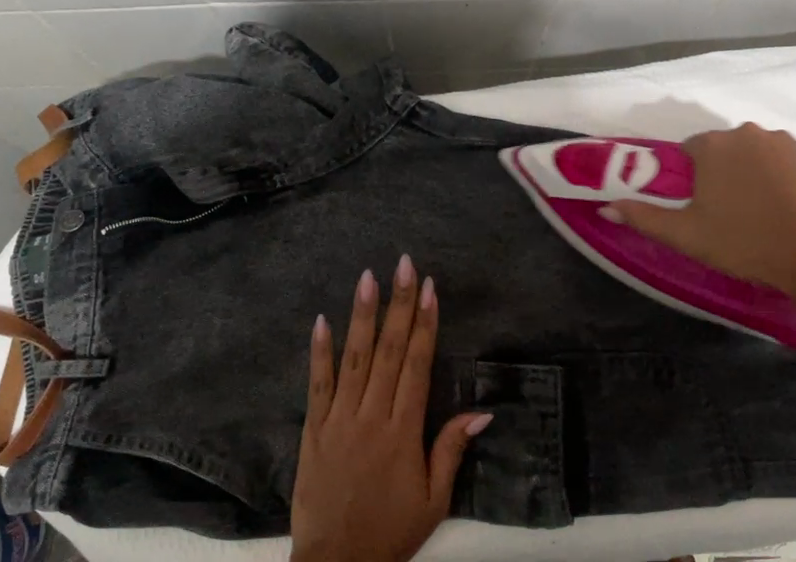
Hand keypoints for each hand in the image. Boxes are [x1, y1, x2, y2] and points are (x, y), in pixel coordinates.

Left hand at [291, 257, 491, 561]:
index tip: (429, 288)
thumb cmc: (390, 531)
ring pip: (353, 359)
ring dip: (362, 316)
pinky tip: (321, 320)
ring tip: (368, 277)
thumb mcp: (434, 500)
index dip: (424, 324)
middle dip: (398, 305)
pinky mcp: (313, 429)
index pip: (416, 366)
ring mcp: (339, 420)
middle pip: (387, 352)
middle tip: (403, 264)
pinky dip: (319, 352)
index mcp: (404, 432)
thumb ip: (452, 449)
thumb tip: (483, 410)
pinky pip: (317, 384)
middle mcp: (372, 417)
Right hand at [610, 124, 795, 307]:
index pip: (689, 151)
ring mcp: (787, 142)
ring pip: (759, 156)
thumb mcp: (687, 235)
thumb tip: (605, 206)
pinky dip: (785, 183)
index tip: (700, 208)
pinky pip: (790, 165)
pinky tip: (790, 213)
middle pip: (725, 150)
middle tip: (729, 216)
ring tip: (763, 217)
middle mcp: (748, 132)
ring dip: (755, 177)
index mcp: (712, 145)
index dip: (691, 179)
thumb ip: (644, 217)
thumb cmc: (748, 243)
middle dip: (723, 175)